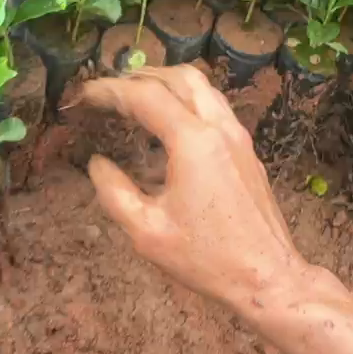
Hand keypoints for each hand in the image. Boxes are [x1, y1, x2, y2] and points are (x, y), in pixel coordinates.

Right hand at [79, 66, 317, 316]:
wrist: (266, 276)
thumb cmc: (206, 259)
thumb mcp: (147, 233)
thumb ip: (115, 193)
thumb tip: (98, 164)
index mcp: (193, 142)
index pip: (146, 96)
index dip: (110, 90)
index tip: (86, 95)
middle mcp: (220, 129)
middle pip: (179, 77)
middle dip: (141, 76)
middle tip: (111, 91)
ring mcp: (239, 138)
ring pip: (203, 89)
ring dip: (168, 85)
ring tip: (138, 100)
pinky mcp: (248, 153)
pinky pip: (215, 110)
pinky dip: (188, 104)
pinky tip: (171, 130)